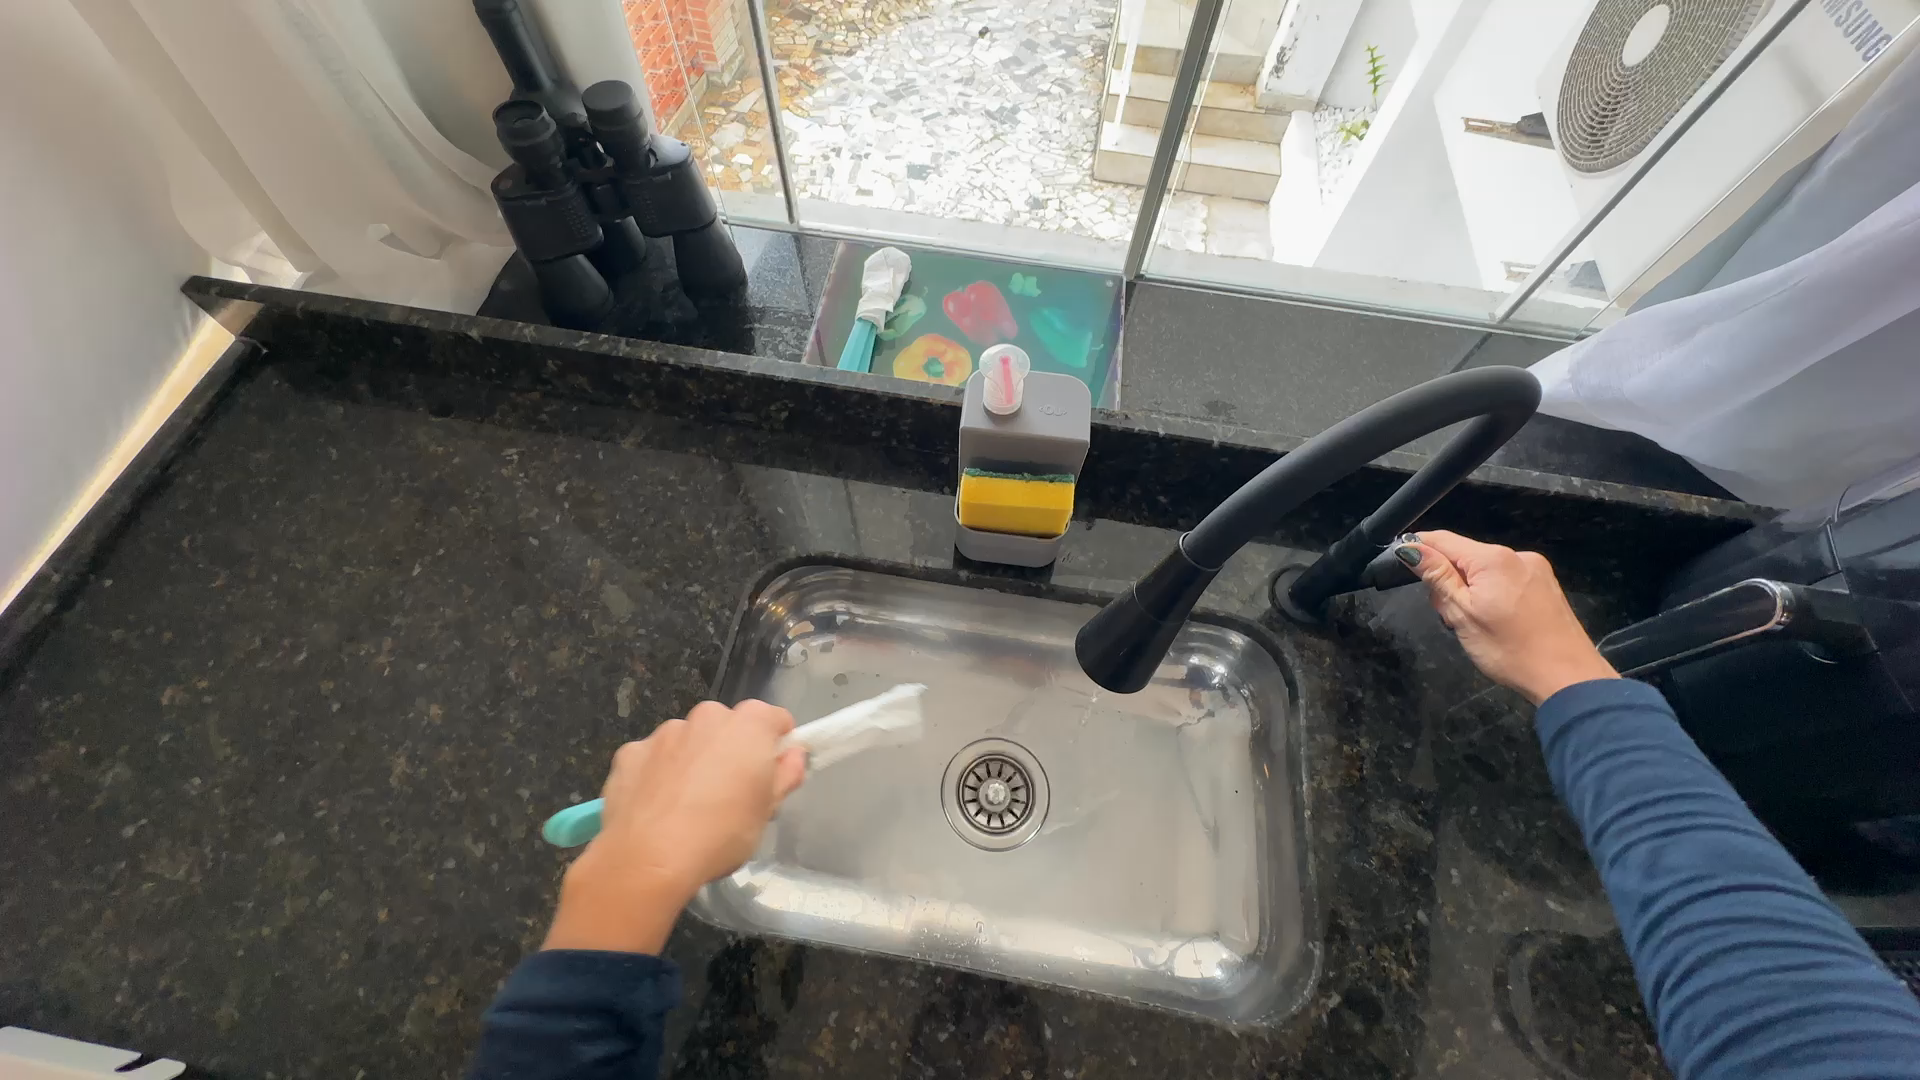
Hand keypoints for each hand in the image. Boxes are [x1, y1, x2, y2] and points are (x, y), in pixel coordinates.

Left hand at [543, 700, 807, 953]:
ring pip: (689, 740)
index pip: (776, 720)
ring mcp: (665, 732)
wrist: (648, 860)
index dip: (777, 746)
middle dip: (732, 750)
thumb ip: (786, 775)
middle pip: (729, 726)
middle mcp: (708, 716)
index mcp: (750, 724)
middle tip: (731, 793)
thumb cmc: (722, 834)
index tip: (772, 774)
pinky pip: (653, 757)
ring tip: (687, 805)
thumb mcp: (768, 811)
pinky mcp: (629, 753)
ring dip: (693, 759)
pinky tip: (656, 807)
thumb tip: (793, 754)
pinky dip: (657, 773)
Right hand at [1395, 530, 1618, 704]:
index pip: (1442, 539)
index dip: (1417, 548)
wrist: (1568, 678)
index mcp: (1493, 559)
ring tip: (1474, 622)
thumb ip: (1436, 576)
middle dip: (1446, 578)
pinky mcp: (1544, 585)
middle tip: (1448, 615)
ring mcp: (1535, 569)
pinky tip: (1494, 619)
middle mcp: (1517, 555)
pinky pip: (1503, 579)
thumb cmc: (1508, 649)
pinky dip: (1489, 593)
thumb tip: (1409, 548)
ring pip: (1482, 570)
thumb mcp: (1461, 613)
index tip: (1400, 566)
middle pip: (1463, 556)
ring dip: (1467, 589)